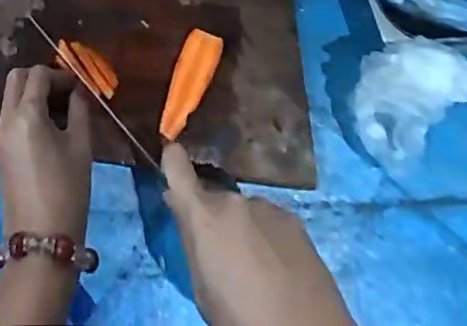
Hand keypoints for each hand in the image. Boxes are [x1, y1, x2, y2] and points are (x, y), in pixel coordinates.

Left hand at [0, 66, 92, 238]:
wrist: (41, 239)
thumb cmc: (67, 189)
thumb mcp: (82, 146)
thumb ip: (80, 110)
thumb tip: (78, 91)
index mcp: (26, 114)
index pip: (38, 74)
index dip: (60, 74)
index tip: (78, 86)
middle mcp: (6, 119)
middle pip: (17, 78)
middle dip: (40, 77)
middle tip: (65, 91)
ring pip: (11, 97)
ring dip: (32, 93)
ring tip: (60, 111)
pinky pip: (10, 116)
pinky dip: (26, 110)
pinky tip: (49, 128)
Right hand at [162, 142, 354, 325]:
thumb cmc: (240, 317)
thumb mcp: (201, 287)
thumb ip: (190, 240)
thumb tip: (179, 206)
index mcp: (203, 214)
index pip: (177, 166)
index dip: (172, 160)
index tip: (171, 157)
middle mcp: (233, 199)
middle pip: (214, 197)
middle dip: (213, 216)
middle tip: (221, 251)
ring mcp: (267, 206)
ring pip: (244, 210)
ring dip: (243, 227)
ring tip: (256, 265)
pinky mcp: (295, 220)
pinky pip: (270, 222)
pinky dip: (269, 237)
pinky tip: (280, 267)